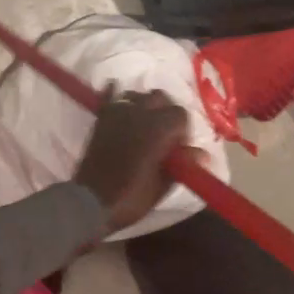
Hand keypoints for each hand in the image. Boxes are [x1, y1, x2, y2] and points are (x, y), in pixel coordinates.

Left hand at [72, 87, 198, 233]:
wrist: (91, 201)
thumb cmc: (131, 197)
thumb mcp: (163, 185)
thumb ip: (182, 164)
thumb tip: (202, 154)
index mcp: (158, 129)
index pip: (180, 114)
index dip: (182, 129)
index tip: (178, 147)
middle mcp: (140, 113)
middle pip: (160, 97)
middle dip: (166, 111)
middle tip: (164, 133)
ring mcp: (118, 113)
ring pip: (137, 95)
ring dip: (144, 104)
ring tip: (144, 122)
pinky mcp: (101, 118)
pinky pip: (109, 97)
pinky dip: (114, 93)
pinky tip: (116, 91)